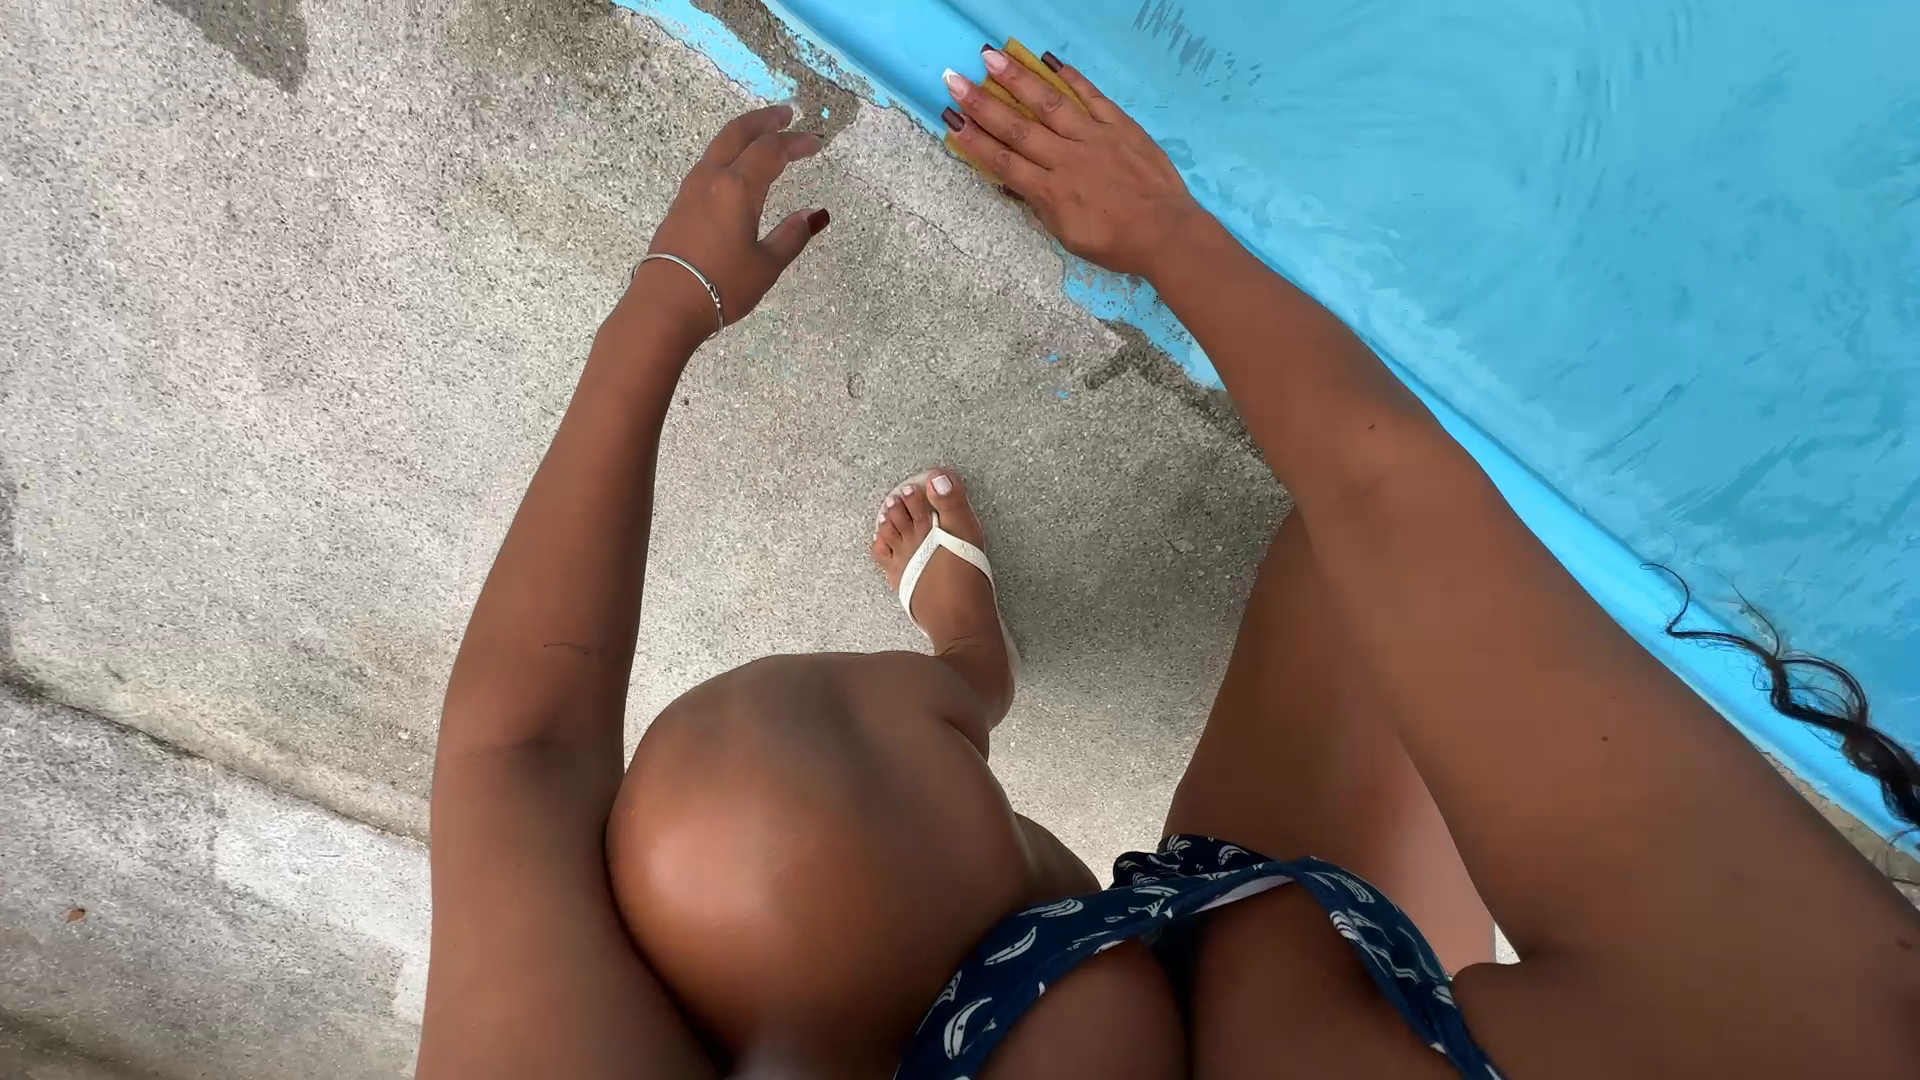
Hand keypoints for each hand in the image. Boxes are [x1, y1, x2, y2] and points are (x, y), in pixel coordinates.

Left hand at [636, 104, 830, 340]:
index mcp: (737, 188)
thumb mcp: (766, 265)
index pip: (771, 151)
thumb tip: (814, 215)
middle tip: (787, 114)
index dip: (796, 143)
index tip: (815, 142)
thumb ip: (792, 236)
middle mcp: (712, 179)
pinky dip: (729, 155)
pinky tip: (738, 169)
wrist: (666, 304)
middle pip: (738, 133)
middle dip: (765, 120)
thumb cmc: (723, 286)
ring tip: (763, 136)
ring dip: (743, 135)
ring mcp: (691, 190)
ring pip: (719, 146)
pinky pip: (709, 165)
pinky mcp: (681, 205)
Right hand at [942, 49, 1209, 280]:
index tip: (951, 121)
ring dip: (1017, 79)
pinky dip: (1069, 77)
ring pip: (1048, 104)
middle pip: (1017, 128)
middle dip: (982, 104)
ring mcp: (1093, 138)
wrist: (1165, 233)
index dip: (975, 143)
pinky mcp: (1118, 125)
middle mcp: (1066, 159)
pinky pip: (1090, 96)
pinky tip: (1049, 61)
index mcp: (1051, 193)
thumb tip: (1017, 185)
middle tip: (955, 80)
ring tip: (992, 57)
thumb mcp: (1069, 237)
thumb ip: (1043, 207)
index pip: (1004, 163)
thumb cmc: (1115, 245)